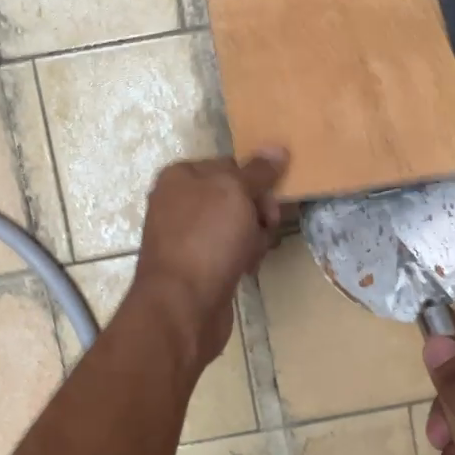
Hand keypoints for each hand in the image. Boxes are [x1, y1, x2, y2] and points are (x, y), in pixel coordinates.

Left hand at [130, 149, 288, 371]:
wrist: (182, 307)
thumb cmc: (207, 239)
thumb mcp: (237, 193)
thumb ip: (259, 171)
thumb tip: (278, 148)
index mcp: (180, 176)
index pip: (230, 165)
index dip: (255, 180)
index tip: (273, 197)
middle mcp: (177, 202)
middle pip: (234, 196)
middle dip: (257, 211)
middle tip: (267, 225)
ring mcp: (184, 236)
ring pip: (235, 226)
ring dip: (253, 236)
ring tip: (254, 253)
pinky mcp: (194, 267)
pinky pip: (228, 251)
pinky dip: (241, 257)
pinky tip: (247, 269)